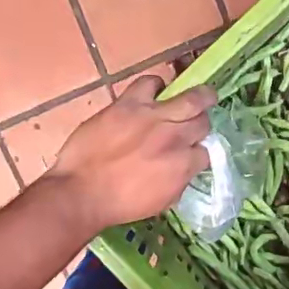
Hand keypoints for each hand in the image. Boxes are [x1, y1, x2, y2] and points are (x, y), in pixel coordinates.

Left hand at [37, 76, 216, 234]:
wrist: (82, 192)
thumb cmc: (120, 205)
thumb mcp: (160, 202)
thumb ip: (178, 181)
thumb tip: (184, 169)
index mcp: (183, 165)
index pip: (206, 152)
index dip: (199, 153)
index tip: (192, 154)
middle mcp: (175, 138)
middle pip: (203, 122)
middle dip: (201, 125)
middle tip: (194, 126)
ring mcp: (153, 117)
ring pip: (191, 98)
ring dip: (200, 98)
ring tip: (202, 96)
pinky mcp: (129, 104)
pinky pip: (149, 83)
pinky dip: (156, 85)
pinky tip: (154, 91)